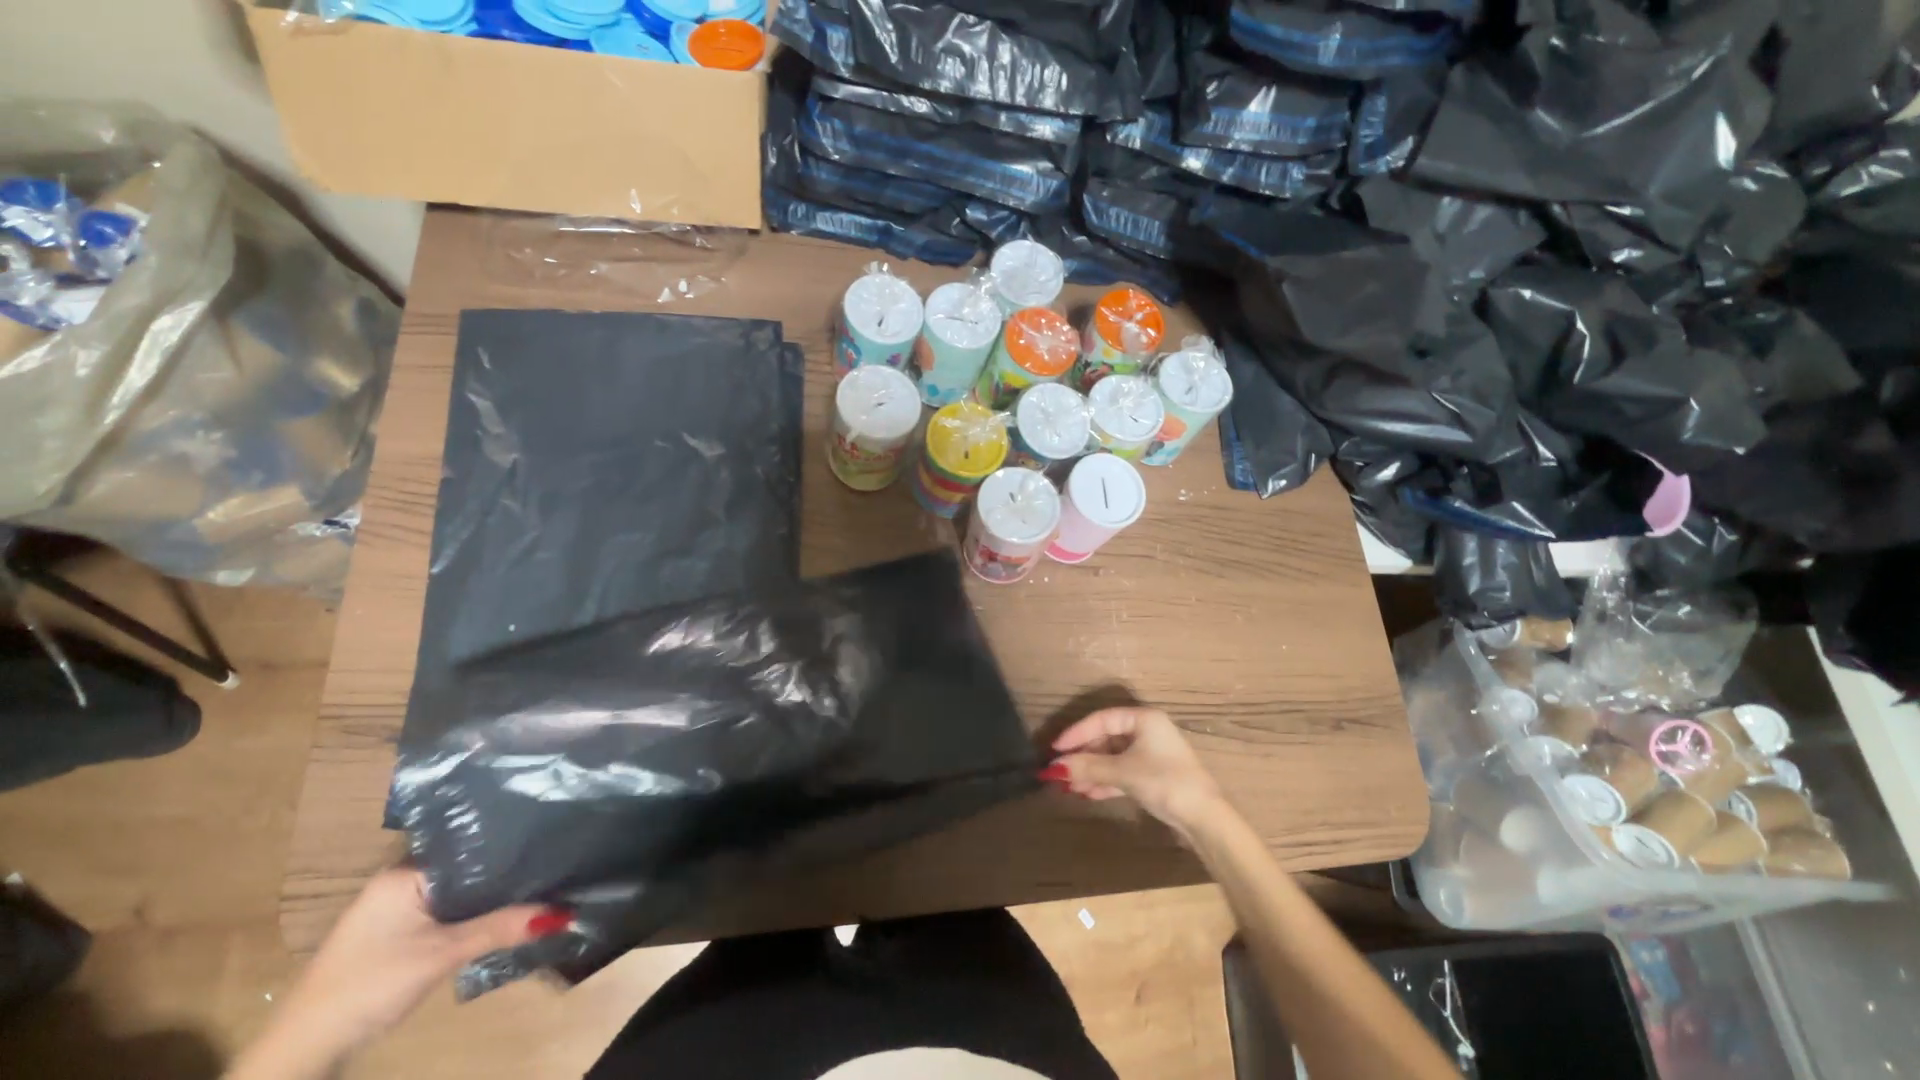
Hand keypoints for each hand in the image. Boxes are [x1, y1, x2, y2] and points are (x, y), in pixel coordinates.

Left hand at [229, 869, 566, 1078]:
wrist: (306, 1045)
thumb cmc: (371, 985)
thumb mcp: (442, 955)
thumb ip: (500, 928)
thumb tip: (563, 911)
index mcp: (403, 873)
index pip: (468, 848)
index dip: (509, 849)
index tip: (553, 846)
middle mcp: (397, 882)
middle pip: (465, 872)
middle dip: (505, 877)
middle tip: (557, 870)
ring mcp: (393, 911)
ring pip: (456, 896)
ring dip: (489, 901)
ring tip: (542, 891)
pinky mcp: (394, 936)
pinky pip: (445, 914)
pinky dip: (471, 918)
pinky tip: (502, 922)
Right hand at [1043, 706, 1226, 838]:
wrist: (1203, 816)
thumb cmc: (1164, 781)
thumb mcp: (1123, 772)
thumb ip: (1088, 768)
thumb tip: (1054, 768)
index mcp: (1144, 719)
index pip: (1102, 719)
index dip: (1077, 733)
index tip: (1056, 749)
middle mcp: (1147, 731)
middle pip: (1106, 739)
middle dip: (1084, 757)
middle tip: (1062, 773)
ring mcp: (1150, 754)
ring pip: (1112, 758)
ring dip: (1092, 772)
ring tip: (1071, 788)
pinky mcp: (1152, 775)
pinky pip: (1121, 772)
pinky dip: (1105, 781)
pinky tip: (1088, 794)